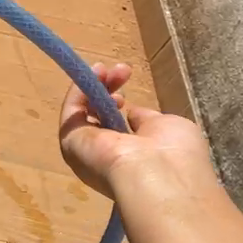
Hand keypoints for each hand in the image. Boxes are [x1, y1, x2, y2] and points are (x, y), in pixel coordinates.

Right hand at [57, 63, 214, 199]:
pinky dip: (79, 90)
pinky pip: (71, 111)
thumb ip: (146, 120)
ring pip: (83, 112)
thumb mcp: (167, 127)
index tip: (132, 86)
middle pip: (98, 116)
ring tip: (105, 69)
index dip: (121, 103)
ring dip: (93, 86)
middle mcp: (105, 155)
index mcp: (130, 157)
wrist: (156, 173)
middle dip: (107, 90)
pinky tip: (94, 73)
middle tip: (120, 71)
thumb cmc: (173, 152)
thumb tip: (132, 113)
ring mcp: (85, 149)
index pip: (118, 126)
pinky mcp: (69, 140)